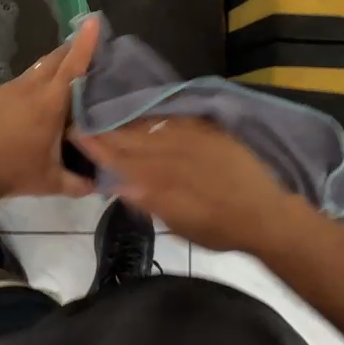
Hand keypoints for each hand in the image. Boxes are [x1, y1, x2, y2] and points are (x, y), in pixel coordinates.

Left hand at [0, 15, 102, 202]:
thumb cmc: (12, 173)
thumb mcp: (51, 183)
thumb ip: (78, 183)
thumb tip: (98, 187)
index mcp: (50, 102)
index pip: (73, 65)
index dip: (86, 42)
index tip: (94, 20)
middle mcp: (29, 88)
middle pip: (54, 59)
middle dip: (70, 51)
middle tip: (85, 52)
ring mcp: (6, 89)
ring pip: (34, 72)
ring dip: (49, 71)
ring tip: (60, 84)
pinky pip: (16, 86)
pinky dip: (29, 89)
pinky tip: (27, 110)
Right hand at [73, 118, 304, 252]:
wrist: (265, 215)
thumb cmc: (219, 229)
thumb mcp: (180, 223)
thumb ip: (149, 201)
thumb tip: (117, 183)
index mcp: (163, 178)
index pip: (123, 159)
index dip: (99, 147)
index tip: (78, 134)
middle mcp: (175, 153)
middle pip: (134, 139)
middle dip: (108, 131)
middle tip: (85, 121)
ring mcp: (194, 140)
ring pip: (153, 127)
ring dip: (129, 123)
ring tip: (110, 117)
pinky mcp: (211, 133)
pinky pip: (178, 120)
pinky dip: (159, 118)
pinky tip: (149, 115)